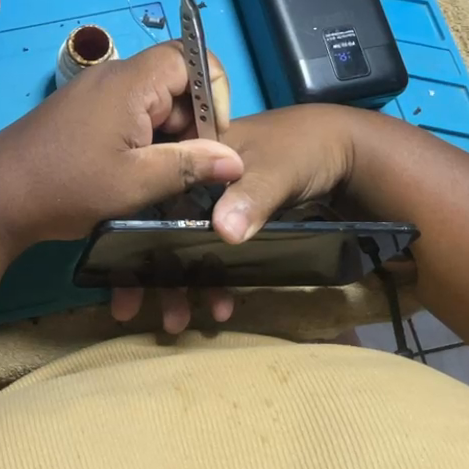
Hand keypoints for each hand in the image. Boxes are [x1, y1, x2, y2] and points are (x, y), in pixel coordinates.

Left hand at [0, 41, 242, 249]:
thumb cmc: (66, 186)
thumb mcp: (136, 183)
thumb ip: (189, 166)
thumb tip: (236, 160)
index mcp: (129, 82)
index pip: (190, 57)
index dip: (213, 92)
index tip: (215, 137)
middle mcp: (112, 79)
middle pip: (173, 83)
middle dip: (191, 124)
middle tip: (188, 170)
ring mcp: (93, 97)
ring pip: (151, 105)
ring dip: (166, 139)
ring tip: (161, 180)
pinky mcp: (80, 116)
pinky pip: (127, 117)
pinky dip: (141, 143)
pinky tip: (136, 177)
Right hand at [104, 104, 368, 333]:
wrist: (348, 152)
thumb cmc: (304, 148)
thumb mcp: (277, 168)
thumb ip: (251, 197)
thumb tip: (223, 233)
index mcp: (190, 158)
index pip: (147, 198)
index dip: (129, 238)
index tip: (120, 278)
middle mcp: (190, 182)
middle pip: (158, 228)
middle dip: (150, 272)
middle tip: (139, 311)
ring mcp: (211, 204)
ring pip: (182, 246)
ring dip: (179, 283)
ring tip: (178, 320)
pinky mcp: (232, 222)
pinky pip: (208, 253)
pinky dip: (208, 279)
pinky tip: (218, 305)